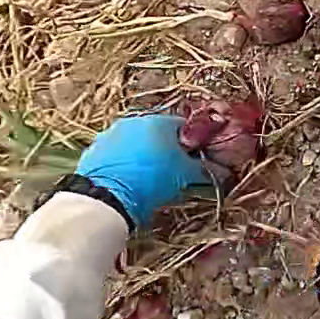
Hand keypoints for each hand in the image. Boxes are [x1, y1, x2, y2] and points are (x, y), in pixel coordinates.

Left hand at [75, 115, 212, 227]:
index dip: (193, 144)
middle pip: (159, 134)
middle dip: (168, 150)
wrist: (107, 196)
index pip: (184, 126)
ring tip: (152, 180)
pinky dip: (127, 164)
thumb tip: (224, 173)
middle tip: (175, 172)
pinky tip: (131, 182)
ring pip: (137, 144)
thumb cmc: (153, 179)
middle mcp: (134, 121)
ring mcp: (111, 134)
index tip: (195, 160)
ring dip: (147, 157)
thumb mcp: (185, 175)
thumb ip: (203, 170)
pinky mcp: (95, 150)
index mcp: (159, 122)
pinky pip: (118, 155)